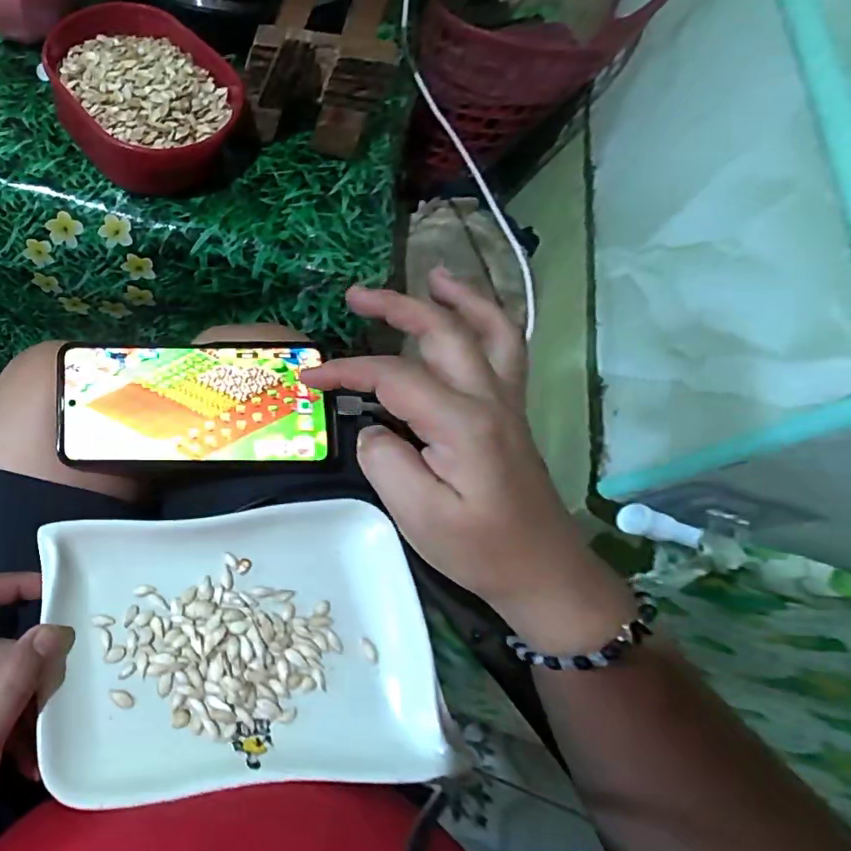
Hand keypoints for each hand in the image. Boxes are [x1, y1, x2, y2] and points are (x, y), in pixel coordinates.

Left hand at [0, 574, 70, 850]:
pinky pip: (5, 712)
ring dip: (31, 714)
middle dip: (35, 677)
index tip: (59, 593)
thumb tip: (55, 628)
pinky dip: (21, 735)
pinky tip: (29, 767)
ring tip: (37, 750)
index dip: (19, 586)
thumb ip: (21, 672)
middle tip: (56, 705)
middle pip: (8, 647)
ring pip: (12, 684)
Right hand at [299, 269, 631, 650]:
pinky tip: (468, 317)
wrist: (543, 574)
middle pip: (446, 333)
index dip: (346, 370)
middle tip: (355, 294)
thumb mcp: (415, 512)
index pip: (394, 375)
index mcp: (463, 423)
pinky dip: (487, 322)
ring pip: (492, 332)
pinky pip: (504, 352)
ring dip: (462, 298)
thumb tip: (372, 426)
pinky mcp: (508, 416)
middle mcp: (489, 401)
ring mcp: (506, 405)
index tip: (307, 377)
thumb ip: (384, 459)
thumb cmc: (477, 548)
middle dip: (399, 306)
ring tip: (434, 276)